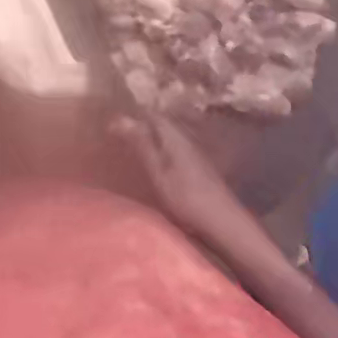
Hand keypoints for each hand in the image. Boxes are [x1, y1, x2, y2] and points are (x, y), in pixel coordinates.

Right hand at [111, 114, 248, 239]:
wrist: (224, 223)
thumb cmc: (186, 198)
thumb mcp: (157, 173)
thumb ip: (141, 145)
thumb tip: (120, 118)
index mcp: (174, 136)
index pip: (152, 113)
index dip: (133, 113)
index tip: (113, 121)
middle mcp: (186, 138)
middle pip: (161, 123)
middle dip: (141, 123)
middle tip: (118, 133)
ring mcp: (194, 152)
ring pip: (168, 136)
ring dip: (150, 137)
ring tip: (131, 146)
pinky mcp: (198, 166)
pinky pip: (173, 148)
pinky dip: (160, 150)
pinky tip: (153, 162)